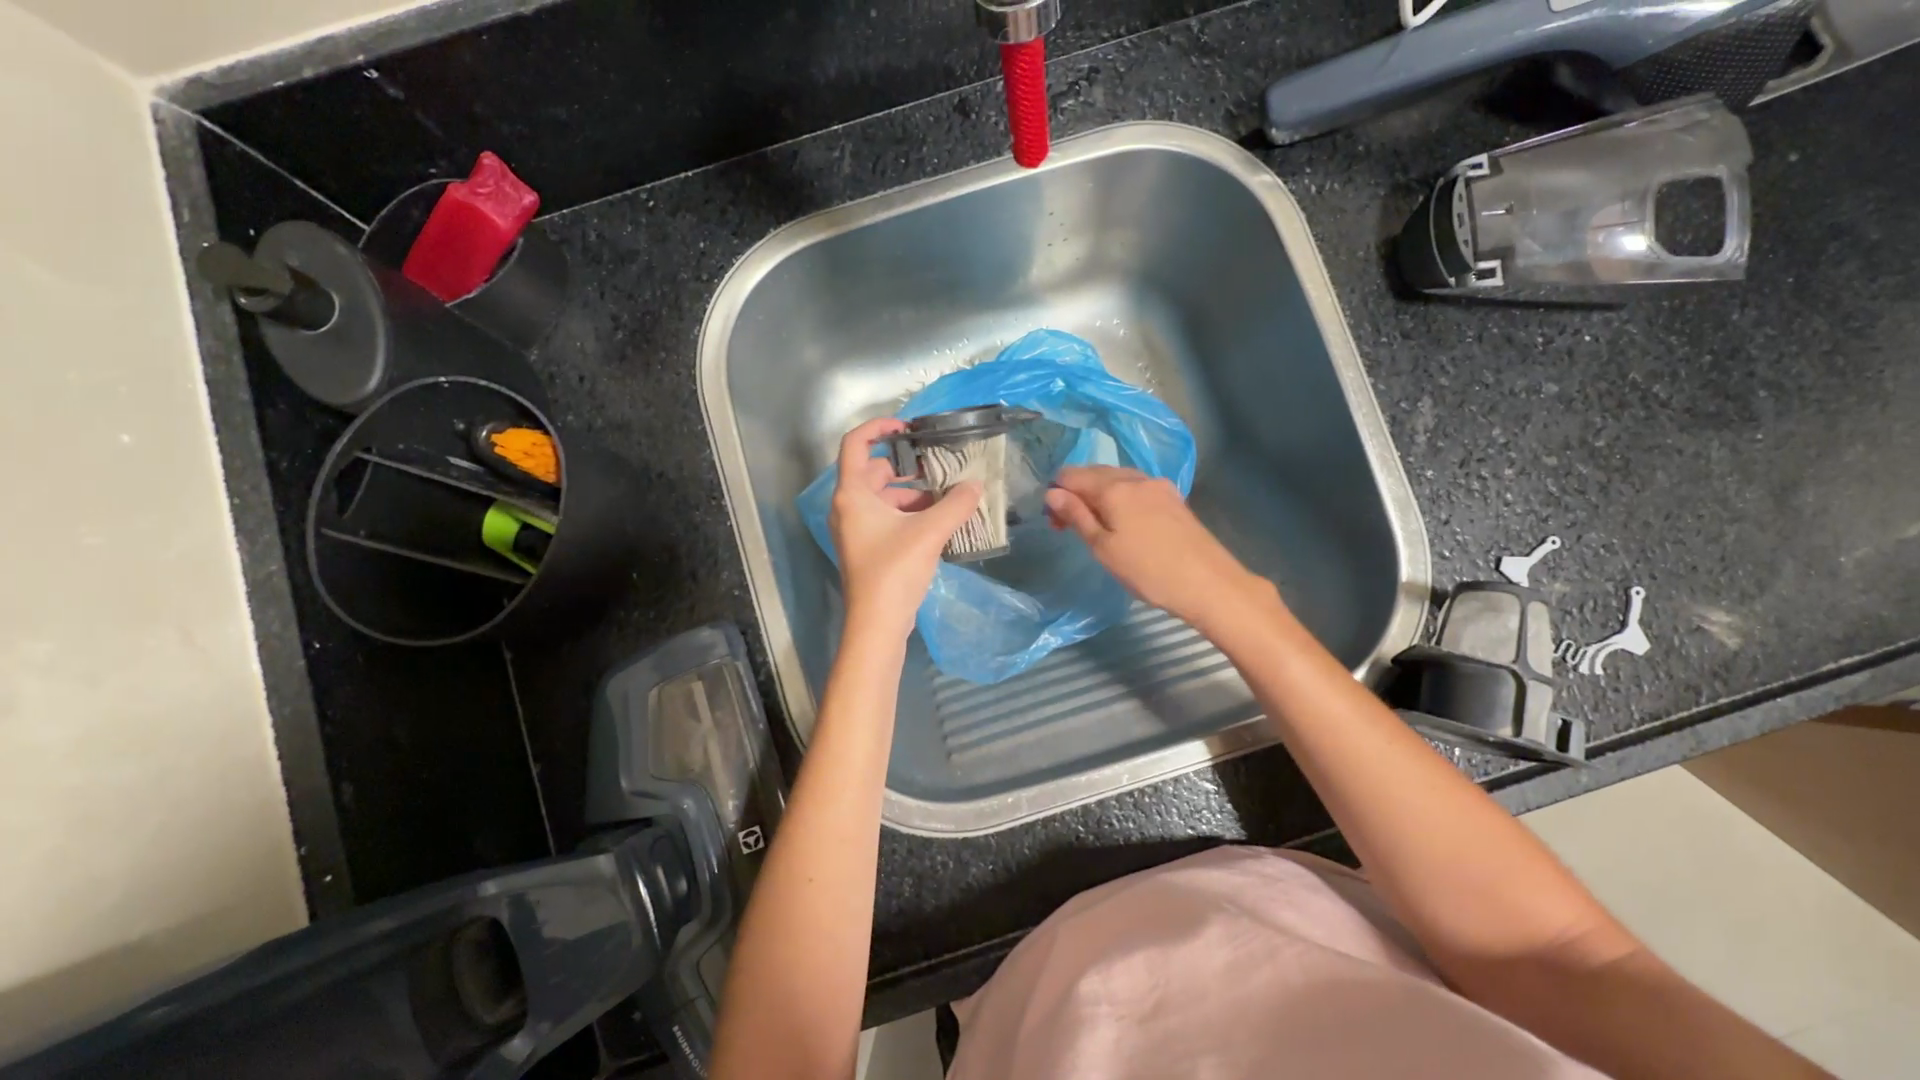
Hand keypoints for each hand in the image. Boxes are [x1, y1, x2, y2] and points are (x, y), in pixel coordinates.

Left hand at [830, 418, 982, 639]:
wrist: (877, 624)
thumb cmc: (894, 571)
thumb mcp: (930, 532)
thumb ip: (956, 504)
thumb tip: (976, 485)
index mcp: (852, 494)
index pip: (856, 444)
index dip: (879, 427)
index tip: (908, 427)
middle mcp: (848, 507)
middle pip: (874, 471)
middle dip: (906, 467)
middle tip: (939, 465)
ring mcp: (856, 529)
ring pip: (884, 497)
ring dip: (913, 493)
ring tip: (947, 496)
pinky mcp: (868, 548)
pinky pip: (888, 518)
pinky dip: (909, 513)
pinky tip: (939, 521)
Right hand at [1044, 466, 1270, 629]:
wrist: (1209, 583)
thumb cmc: (1148, 571)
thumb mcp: (1103, 548)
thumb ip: (1077, 516)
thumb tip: (1052, 492)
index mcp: (1114, 487)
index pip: (1071, 475)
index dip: (1057, 494)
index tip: (1056, 523)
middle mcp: (1136, 477)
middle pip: (1095, 473)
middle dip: (1077, 493)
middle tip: (1071, 528)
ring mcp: (1159, 486)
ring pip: (1117, 479)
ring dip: (1100, 495)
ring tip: (1097, 527)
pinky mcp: (1174, 498)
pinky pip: (1137, 488)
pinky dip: (1121, 498)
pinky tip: (1124, 522)